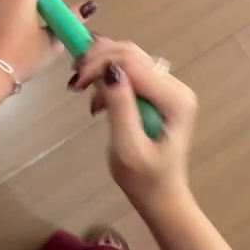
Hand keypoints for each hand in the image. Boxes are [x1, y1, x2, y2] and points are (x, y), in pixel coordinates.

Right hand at [73, 39, 198, 212]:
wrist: (160, 196)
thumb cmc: (144, 179)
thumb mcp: (128, 149)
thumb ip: (121, 108)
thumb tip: (109, 70)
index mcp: (174, 99)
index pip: (132, 63)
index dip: (99, 65)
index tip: (75, 84)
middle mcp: (176, 86)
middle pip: (131, 53)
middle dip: (97, 59)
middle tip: (73, 79)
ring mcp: (168, 86)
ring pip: (128, 55)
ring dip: (100, 64)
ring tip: (81, 84)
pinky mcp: (158, 90)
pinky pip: (129, 67)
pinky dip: (108, 73)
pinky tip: (98, 96)